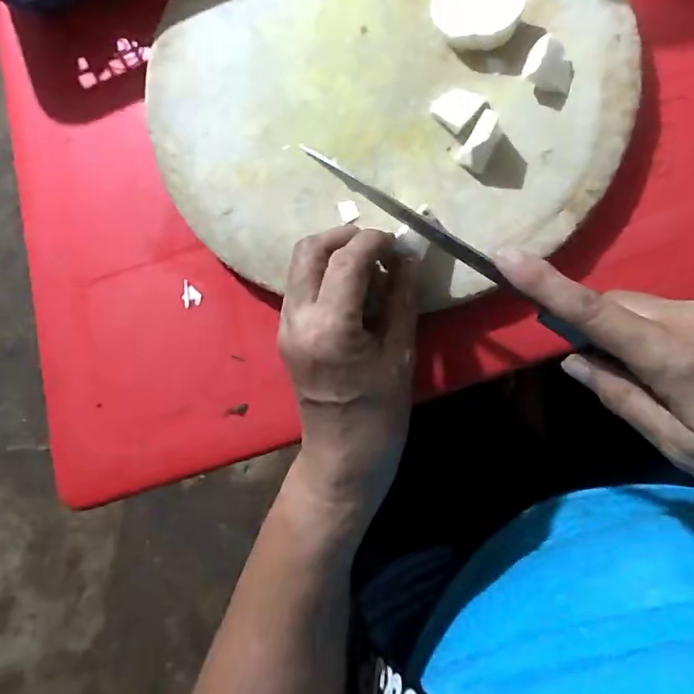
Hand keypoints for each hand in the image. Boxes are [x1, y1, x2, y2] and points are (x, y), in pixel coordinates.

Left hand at [277, 226, 419, 523]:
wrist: (342, 458)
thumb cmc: (380, 414)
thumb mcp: (401, 354)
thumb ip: (402, 298)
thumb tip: (408, 256)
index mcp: (329, 327)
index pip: (346, 260)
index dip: (374, 240)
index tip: (398, 241)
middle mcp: (298, 318)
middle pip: (310, 250)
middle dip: (345, 236)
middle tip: (379, 245)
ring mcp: (286, 324)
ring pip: (300, 263)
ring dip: (333, 251)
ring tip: (369, 262)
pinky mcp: (285, 330)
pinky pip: (301, 284)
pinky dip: (325, 271)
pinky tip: (354, 285)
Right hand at [498, 251, 693, 528]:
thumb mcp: (689, 452)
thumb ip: (624, 399)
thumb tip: (575, 361)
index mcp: (678, 356)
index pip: (595, 312)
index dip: (545, 284)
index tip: (505, 255)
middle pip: (620, 303)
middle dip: (597, 324)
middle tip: (598, 368)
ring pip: (651, 307)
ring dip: (635, 333)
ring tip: (667, 389)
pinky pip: (683, 313)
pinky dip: (666, 334)